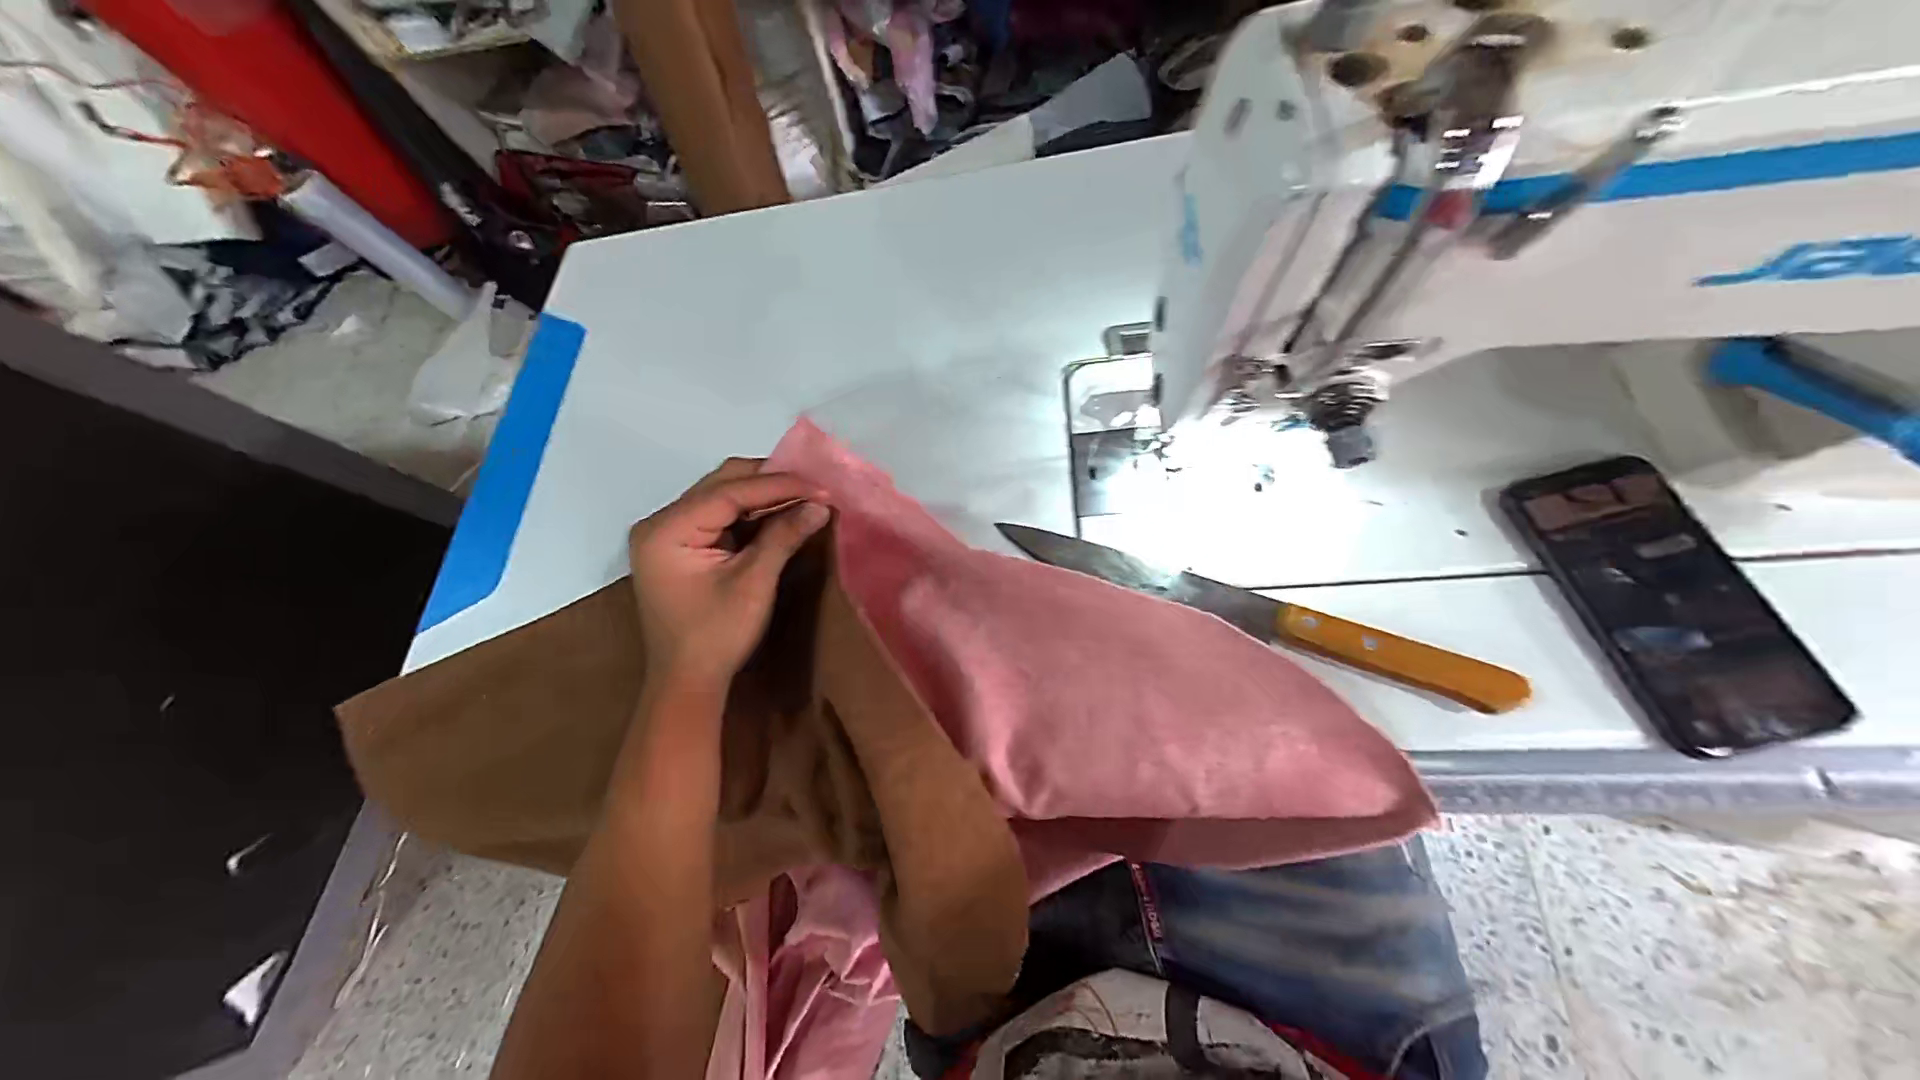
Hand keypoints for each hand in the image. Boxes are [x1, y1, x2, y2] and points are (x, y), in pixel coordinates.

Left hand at [628, 458, 831, 687]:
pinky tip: (781, 512)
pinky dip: (751, 513)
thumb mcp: (753, 583)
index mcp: (667, 530)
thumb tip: (821, 505)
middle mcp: (661, 524)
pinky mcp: (681, 547)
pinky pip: (719, 516)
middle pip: (721, 485)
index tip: (821, 486)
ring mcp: (668, 535)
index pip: (729, 492)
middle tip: (815, 485)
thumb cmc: (716, 636)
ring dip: (762, 495)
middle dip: (770, 482)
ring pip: (721, 497)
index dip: (778, 485)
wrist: (688, 682)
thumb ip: (783, 536)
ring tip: (804, 495)